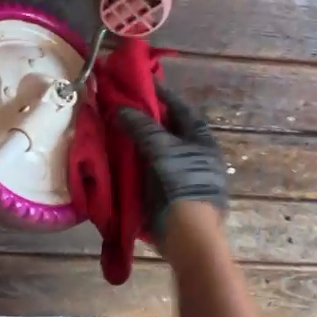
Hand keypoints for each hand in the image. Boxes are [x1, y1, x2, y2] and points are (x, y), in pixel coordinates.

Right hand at [116, 84, 229, 238]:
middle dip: (145, 118)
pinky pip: (149, 168)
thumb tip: (119, 108)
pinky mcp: (169, 190)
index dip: (161, 95)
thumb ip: (141, 126)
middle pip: (167, 129)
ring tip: (114, 127)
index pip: (180, 108)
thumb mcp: (161, 149)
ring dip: (137, 140)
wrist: (187, 233)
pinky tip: (117, 156)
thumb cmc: (181, 183)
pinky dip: (135, 160)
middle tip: (121, 105)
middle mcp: (194, 153)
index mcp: (201, 139)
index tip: (141, 83)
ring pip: (156, 149)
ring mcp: (181, 173)